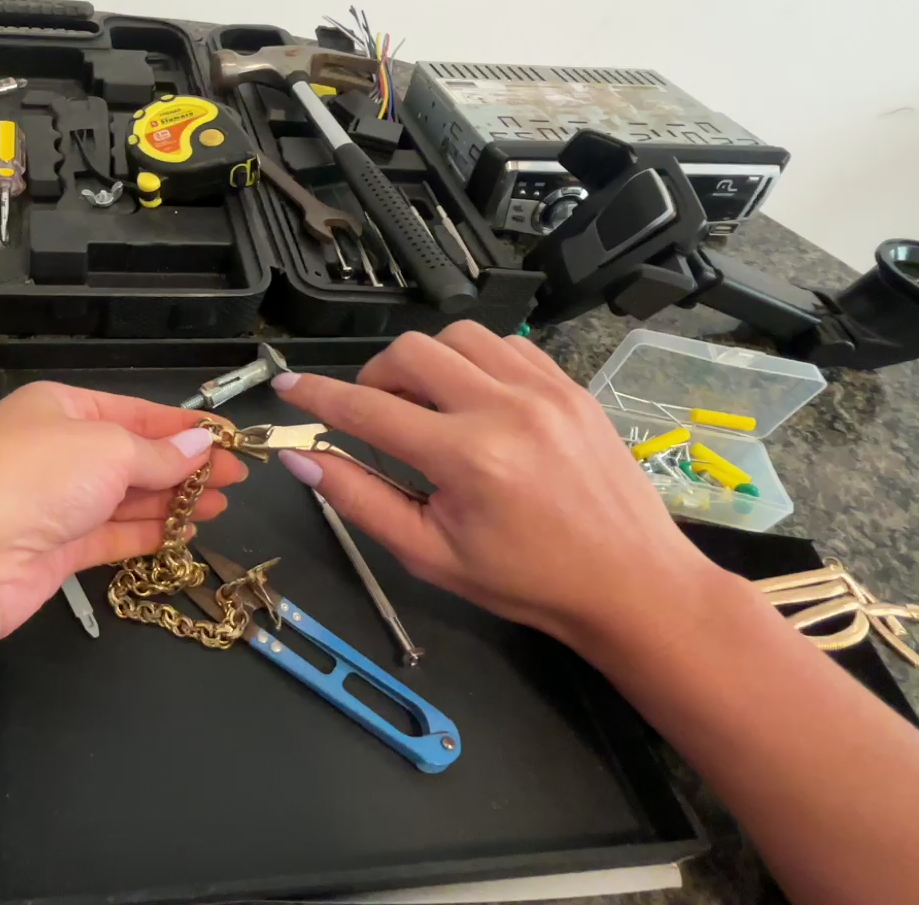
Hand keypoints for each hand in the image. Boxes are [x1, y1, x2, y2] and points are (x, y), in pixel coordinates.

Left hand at [0, 382, 247, 636]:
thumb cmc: (36, 476)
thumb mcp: (108, 449)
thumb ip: (159, 453)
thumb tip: (202, 444)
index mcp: (59, 407)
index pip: (133, 411)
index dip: (183, 426)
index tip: (229, 439)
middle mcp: (54, 450)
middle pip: (131, 455)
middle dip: (183, 466)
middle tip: (235, 479)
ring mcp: (52, 502)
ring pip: (123, 497)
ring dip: (172, 501)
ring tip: (220, 506)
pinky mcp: (53, 550)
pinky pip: (109, 534)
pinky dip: (146, 532)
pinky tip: (183, 533)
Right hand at [270, 323, 728, 650]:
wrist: (632, 583)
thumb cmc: (523, 579)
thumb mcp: (426, 552)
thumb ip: (357, 498)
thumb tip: (301, 457)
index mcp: (466, 458)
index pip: (366, 409)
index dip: (316, 395)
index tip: (286, 385)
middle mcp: (505, 409)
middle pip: (408, 352)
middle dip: (374, 378)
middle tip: (376, 416)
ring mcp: (545, 389)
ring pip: (455, 335)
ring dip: (423, 362)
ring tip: (425, 404)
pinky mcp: (570, 384)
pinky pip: (503, 343)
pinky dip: (470, 360)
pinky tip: (472, 397)